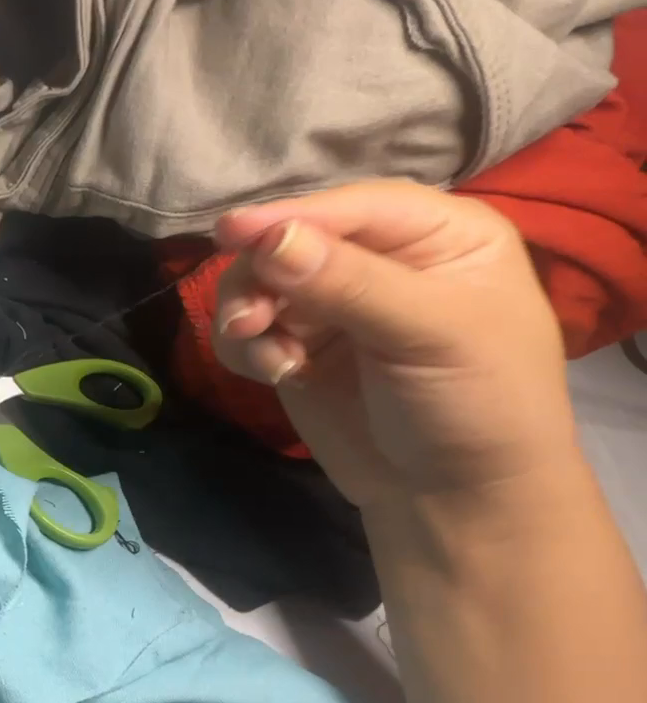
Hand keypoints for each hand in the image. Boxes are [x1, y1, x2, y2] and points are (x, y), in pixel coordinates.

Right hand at [207, 181, 578, 508]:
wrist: (447, 493)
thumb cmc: (474, 403)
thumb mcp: (430, 335)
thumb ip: (351, 284)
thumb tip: (268, 240)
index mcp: (437, 237)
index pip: (354, 209)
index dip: (291, 217)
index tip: (228, 231)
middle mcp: (379, 262)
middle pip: (289, 243)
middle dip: (258, 280)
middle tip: (247, 323)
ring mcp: (329, 306)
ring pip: (255, 286)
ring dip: (244, 318)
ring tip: (269, 359)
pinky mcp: (293, 347)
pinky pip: (242, 332)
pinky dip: (244, 350)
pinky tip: (274, 375)